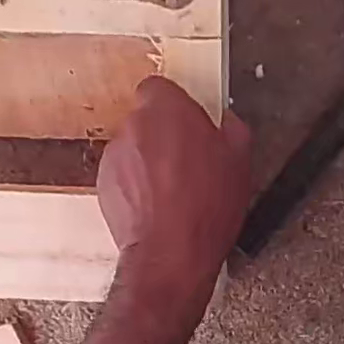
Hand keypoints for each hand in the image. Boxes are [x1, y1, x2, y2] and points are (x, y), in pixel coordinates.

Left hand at [96, 77, 251, 307]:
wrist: (171, 255)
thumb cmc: (205, 209)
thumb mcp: (240, 165)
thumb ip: (232, 131)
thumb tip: (229, 125)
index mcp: (168, 109)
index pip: (161, 89)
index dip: (176, 109)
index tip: (190, 127)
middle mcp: (135, 126)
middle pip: (146, 121)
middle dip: (163, 138)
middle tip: (187, 165)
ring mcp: (115, 157)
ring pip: (134, 151)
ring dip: (149, 165)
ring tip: (173, 195)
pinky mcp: (104, 186)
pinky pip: (122, 178)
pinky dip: (136, 189)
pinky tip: (157, 210)